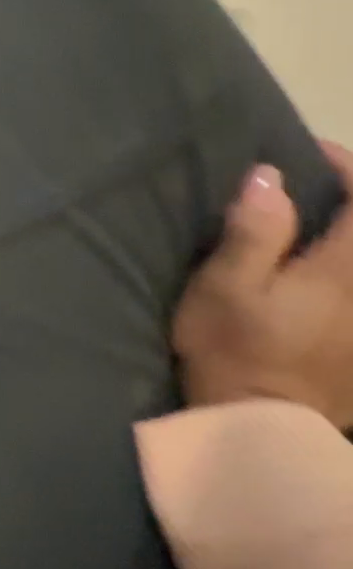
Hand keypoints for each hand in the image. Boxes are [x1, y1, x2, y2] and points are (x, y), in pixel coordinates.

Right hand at [174, 143, 352, 427]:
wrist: (262, 417)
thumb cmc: (234, 345)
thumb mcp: (228, 286)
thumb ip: (255, 231)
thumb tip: (269, 177)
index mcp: (344, 270)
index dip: (346, 169)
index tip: (307, 151)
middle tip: (324, 177)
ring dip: (351, 230)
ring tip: (327, 216)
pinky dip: (346, 253)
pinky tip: (326, 255)